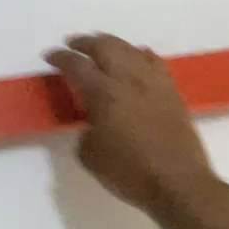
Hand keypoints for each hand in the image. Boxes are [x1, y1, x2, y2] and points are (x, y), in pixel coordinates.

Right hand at [44, 33, 221, 213]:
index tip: (50, 56)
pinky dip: (140, 54)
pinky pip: (154, 62)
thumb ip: (85, 130)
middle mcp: (128, 80)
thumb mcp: (90, 155)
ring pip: (130, 50)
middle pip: (105, 47)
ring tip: (101, 45)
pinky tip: (136, 56)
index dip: (60, 58)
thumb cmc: (129, 172)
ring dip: (112, 43)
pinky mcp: (172, 93)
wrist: (179, 185)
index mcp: (103, 93)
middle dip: (85, 43)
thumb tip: (92, 123)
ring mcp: (153, 84)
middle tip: (73, 44)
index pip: (76, 65)